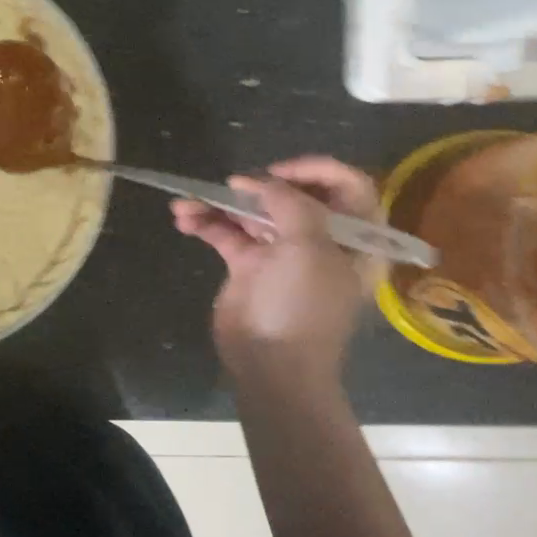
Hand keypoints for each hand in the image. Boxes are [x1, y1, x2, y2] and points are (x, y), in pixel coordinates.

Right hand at [172, 155, 377, 387]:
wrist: (273, 364)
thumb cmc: (303, 307)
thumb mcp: (308, 249)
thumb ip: (288, 205)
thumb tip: (254, 182)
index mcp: (353, 236)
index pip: (346, 187)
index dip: (315, 171)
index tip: (276, 173)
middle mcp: (321, 239)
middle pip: (292, 196)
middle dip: (256, 187)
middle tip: (230, 187)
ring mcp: (281, 253)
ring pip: (252, 214)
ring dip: (218, 204)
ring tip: (186, 204)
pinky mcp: (247, 266)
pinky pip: (226, 234)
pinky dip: (205, 224)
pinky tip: (183, 220)